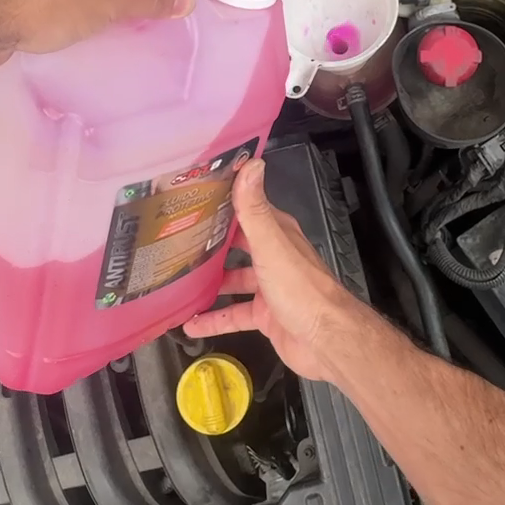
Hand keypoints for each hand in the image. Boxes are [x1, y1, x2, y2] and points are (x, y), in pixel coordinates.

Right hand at [183, 160, 379, 382]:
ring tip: (178, 281)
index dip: (223, 203)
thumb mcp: (272, 245)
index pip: (248, 209)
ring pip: (234, 280)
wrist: (326, 340)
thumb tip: (251, 164)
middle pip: (238, 245)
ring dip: (210, 282)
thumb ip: (255, 210)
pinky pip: (234, 315)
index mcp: (278, 233)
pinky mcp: (266, 315)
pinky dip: (214, 318)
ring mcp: (270, 287)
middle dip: (211, 243)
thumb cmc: (301, 288)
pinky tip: (190, 323)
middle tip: (177, 241)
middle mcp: (274, 256)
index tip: (193, 198)